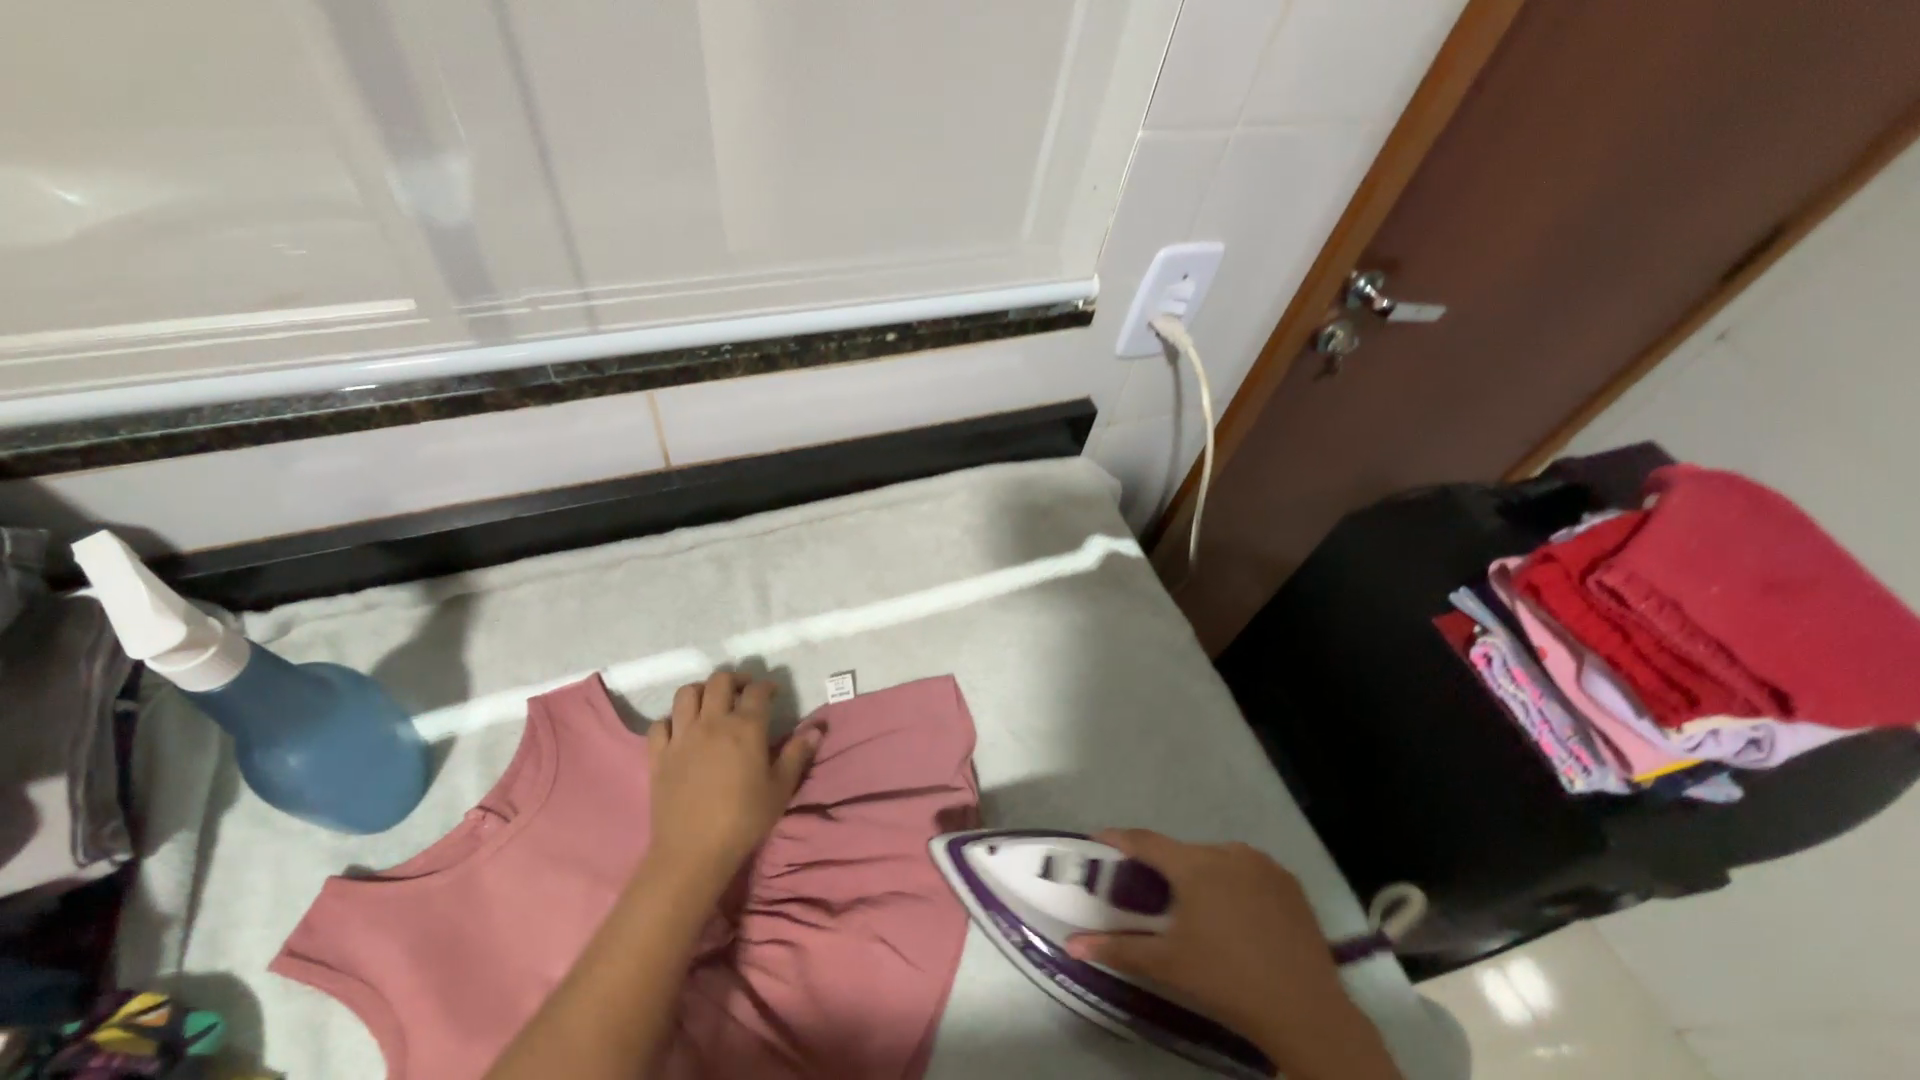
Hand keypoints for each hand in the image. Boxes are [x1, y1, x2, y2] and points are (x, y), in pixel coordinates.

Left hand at [644, 672, 820, 889]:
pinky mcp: (659, 754)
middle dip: (735, 679)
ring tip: (711, 702)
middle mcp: (712, 723)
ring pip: (687, 694)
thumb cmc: (744, 820)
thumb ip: (798, 755)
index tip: (772, 693)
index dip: (766, 687)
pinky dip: (672, 720)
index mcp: (745, 728)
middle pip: (719, 681)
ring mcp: (681, 736)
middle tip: (744, 691)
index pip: (757, 692)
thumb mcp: (780, 789)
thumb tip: (816, 729)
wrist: (694, 850)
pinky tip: (681, 730)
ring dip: (702, 690)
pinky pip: (660, 723)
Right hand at [1067, 830, 1399, 1079]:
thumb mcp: (1166, 964)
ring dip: (1201, 876)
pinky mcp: (1290, 882)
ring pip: (1218, 860)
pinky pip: (1249, 872)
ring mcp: (1265, 865)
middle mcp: (1229, 853)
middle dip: (1163, 868)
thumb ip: (1117, 948)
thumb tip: (1072, 944)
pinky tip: (1234, 916)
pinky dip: (1234, 885)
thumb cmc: (1225, 981)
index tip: (1099, 841)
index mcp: (1195, 865)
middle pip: (1184, 852)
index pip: (1146, 841)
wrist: (1303, 1009)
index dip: (1119, 839)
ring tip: (1195, 910)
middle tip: (1149, 894)